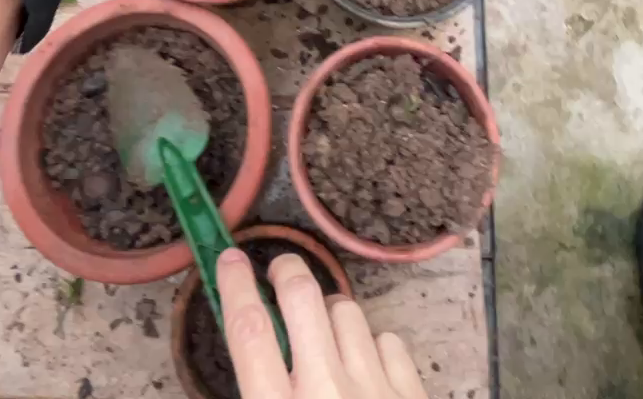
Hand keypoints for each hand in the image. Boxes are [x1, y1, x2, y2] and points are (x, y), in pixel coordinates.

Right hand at [218, 249, 428, 398]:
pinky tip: (368, 368)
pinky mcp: (413, 396)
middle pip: (303, 296)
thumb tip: (256, 348)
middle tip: (281, 272)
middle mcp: (327, 392)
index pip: (250, 332)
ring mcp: (376, 391)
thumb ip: (260, 389)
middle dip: (288, 270)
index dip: (236, 287)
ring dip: (331, 314)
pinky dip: (374, 346)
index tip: (229, 257)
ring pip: (347, 311)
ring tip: (325, 335)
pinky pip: (389, 341)